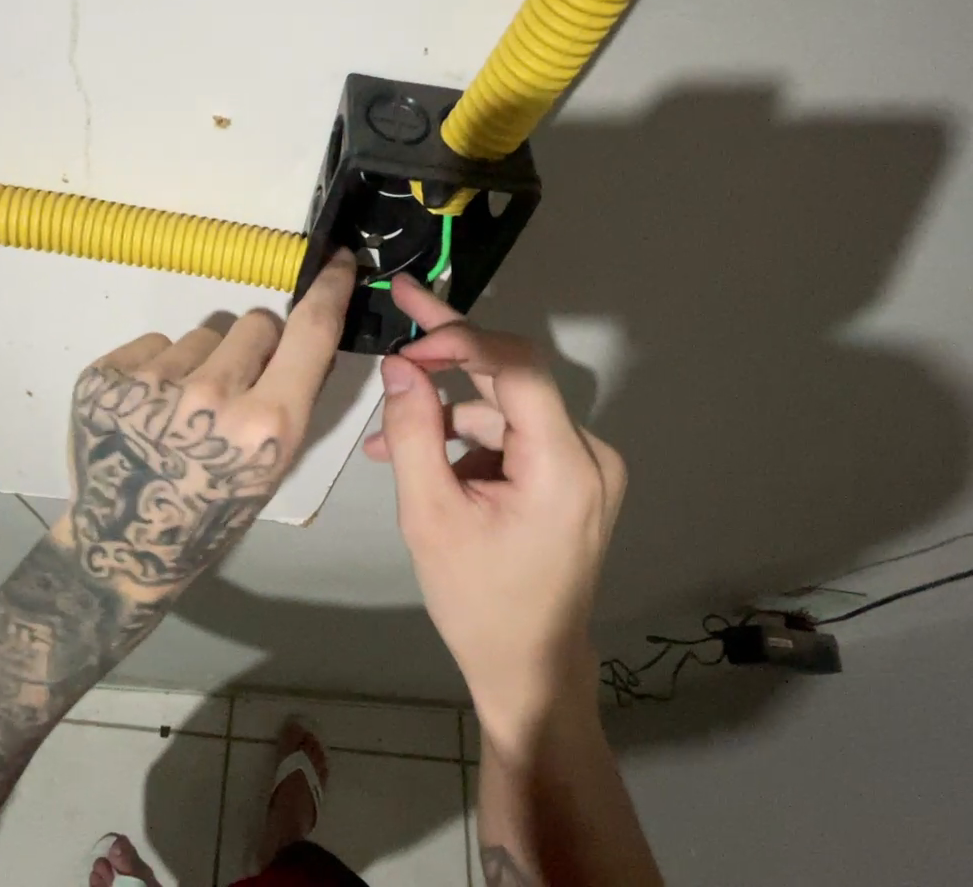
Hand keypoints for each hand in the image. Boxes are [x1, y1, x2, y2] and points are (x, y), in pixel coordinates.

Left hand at [62, 251, 356, 603]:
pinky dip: (160, 367)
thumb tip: (303, 338)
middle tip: (239, 386)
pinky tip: (149, 409)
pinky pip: (156, 343)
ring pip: (203, 333)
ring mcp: (152, 384)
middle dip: (257, 346)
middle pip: (256, 322)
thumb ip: (292, 400)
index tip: (338, 262)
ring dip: (205, 360)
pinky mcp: (105, 377)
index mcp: (265, 425)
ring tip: (184, 409)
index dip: (330, 288)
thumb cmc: (213, 513)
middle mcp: (211, 396)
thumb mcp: (274, 467)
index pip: (310, 331)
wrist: (125, 543)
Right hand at [363, 276, 625, 751]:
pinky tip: (420, 465)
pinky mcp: (568, 479)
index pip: (517, 368)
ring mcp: (582, 467)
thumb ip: (413, 434)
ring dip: (445, 417)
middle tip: (402, 303)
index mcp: (565, 466)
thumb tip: (399, 366)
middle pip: (512, 378)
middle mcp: (587, 453)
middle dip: (449, 353)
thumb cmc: (478, 602)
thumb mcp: (430, 516)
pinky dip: (465, 444)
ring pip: (504, 411)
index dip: (459, 340)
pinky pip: (510, 440)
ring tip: (384, 444)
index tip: (406, 340)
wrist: (528, 668)